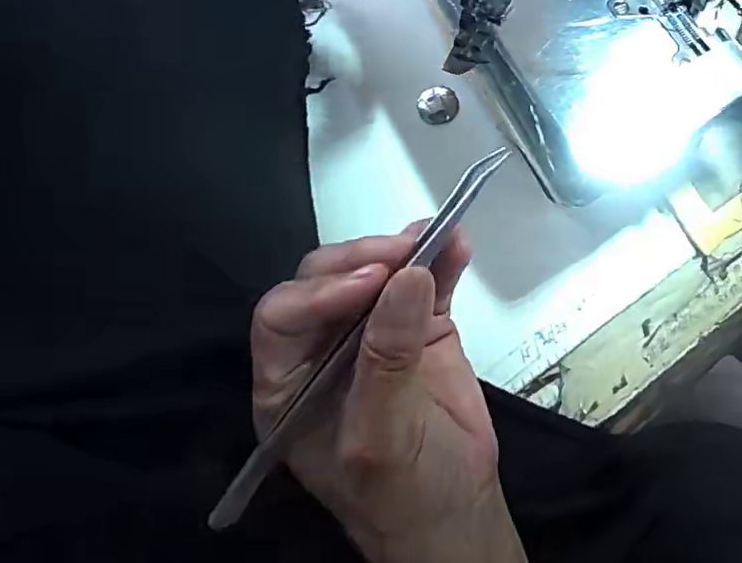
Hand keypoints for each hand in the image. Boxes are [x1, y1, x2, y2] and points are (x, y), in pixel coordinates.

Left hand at [249, 225, 524, 562]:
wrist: (458, 508)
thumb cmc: (402, 494)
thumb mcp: (381, 437)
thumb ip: (388, 358)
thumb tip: (410, 276)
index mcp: (292, 379)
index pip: (282, 317)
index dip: (320, 292)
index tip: (372, 283)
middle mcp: (326, 344)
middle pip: (329, 279)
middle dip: (365, 259)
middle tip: (407, 252)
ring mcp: (377, 327)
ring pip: (380, 269)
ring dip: (408, 246)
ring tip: (439, 234)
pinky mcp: (421, 320)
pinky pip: (429, 279)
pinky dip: (444, 258)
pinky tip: (459, 243)